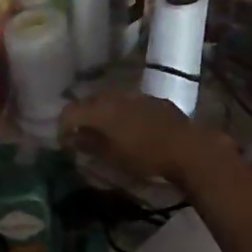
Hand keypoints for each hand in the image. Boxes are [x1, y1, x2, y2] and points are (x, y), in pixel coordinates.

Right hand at [60, 91, 234, 188]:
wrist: (188, 148)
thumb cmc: (146, 157)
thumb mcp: (112, 157)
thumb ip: (89, 145)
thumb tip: (72, 138)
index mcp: (101, 110)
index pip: (70, 112)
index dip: (62, 128)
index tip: (63, 144)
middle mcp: (115, 96)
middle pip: (89, 102)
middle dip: (81, 117)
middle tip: (80, 136)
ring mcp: (137, 95)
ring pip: (110, 100)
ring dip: (102, 113)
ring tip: (104, 131)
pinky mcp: (155, 100)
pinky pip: (130, 102)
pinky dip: (122, 113)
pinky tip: (129, 127)